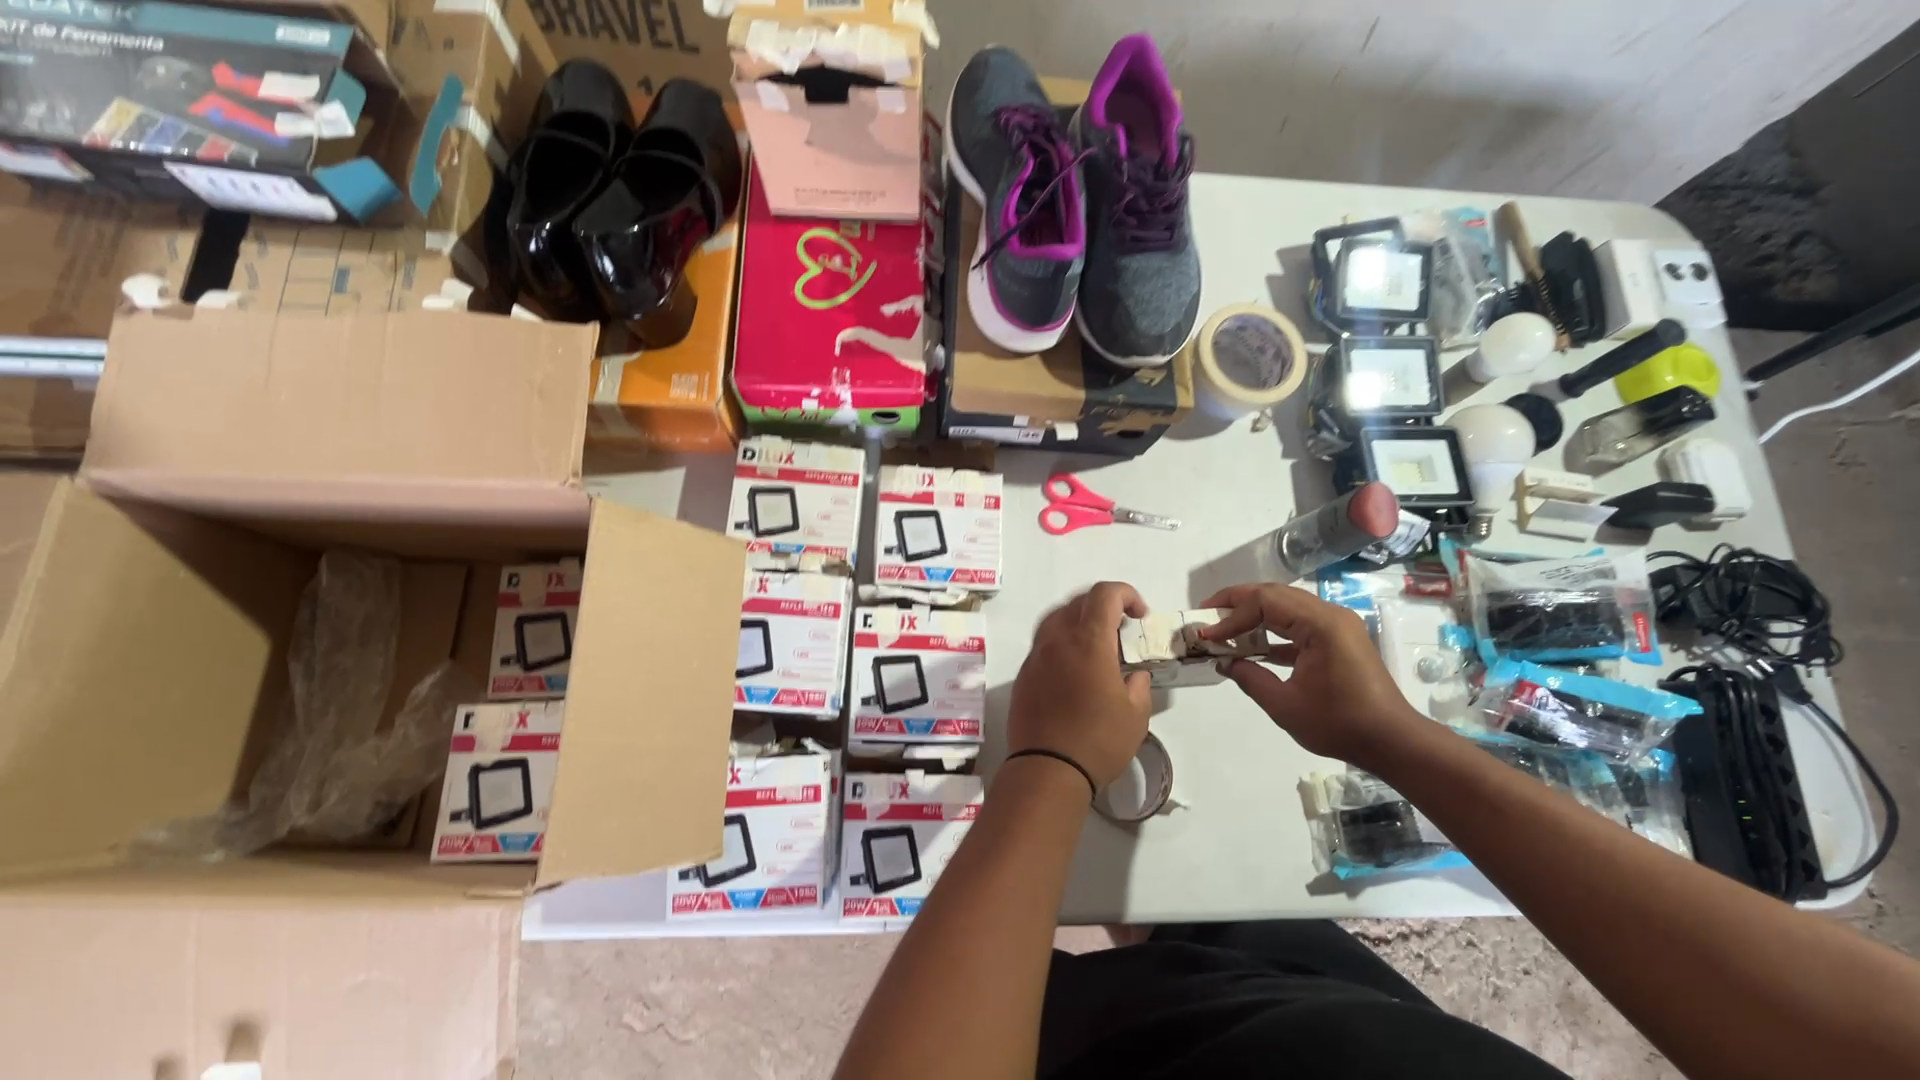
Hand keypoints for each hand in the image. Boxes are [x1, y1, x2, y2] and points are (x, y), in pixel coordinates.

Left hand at [1008, 582, 1153, 789]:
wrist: (1047, 769)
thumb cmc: (1098, 741)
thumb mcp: (1136, 715)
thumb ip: (1139, 686)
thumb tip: (1135, 675)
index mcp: (1089, 642)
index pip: (1104, 595)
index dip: (1126, 594)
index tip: (1139, 615)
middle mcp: (1058, 640)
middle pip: (1078, 602)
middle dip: (1103, 607)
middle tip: (1120, 631)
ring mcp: (1036, 657)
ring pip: (1055, 619)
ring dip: (1078, 622)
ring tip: (1095, 646)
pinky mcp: (1023, 675)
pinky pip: (1043, 644)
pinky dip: (1061, 643)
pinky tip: (1074, 670)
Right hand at [1201, 583, 1425, 769]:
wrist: (1392, 741)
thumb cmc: (1339, 724)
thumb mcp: (1285, 705)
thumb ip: (1250, 677)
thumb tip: (1224, 661)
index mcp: (1320, 625)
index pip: (1264, 603)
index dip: (1230, 617)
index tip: (1206, 636)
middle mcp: (1330, 615)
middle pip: (1275, 594)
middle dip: (1237, 603)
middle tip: (1206, 616)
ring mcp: (1337, 625)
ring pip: (1286, 605)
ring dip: (1254, 614)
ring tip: (1223, 627)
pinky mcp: (1339, 639)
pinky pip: (1299, 623)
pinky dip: (1273, 629)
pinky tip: (1251, 646)